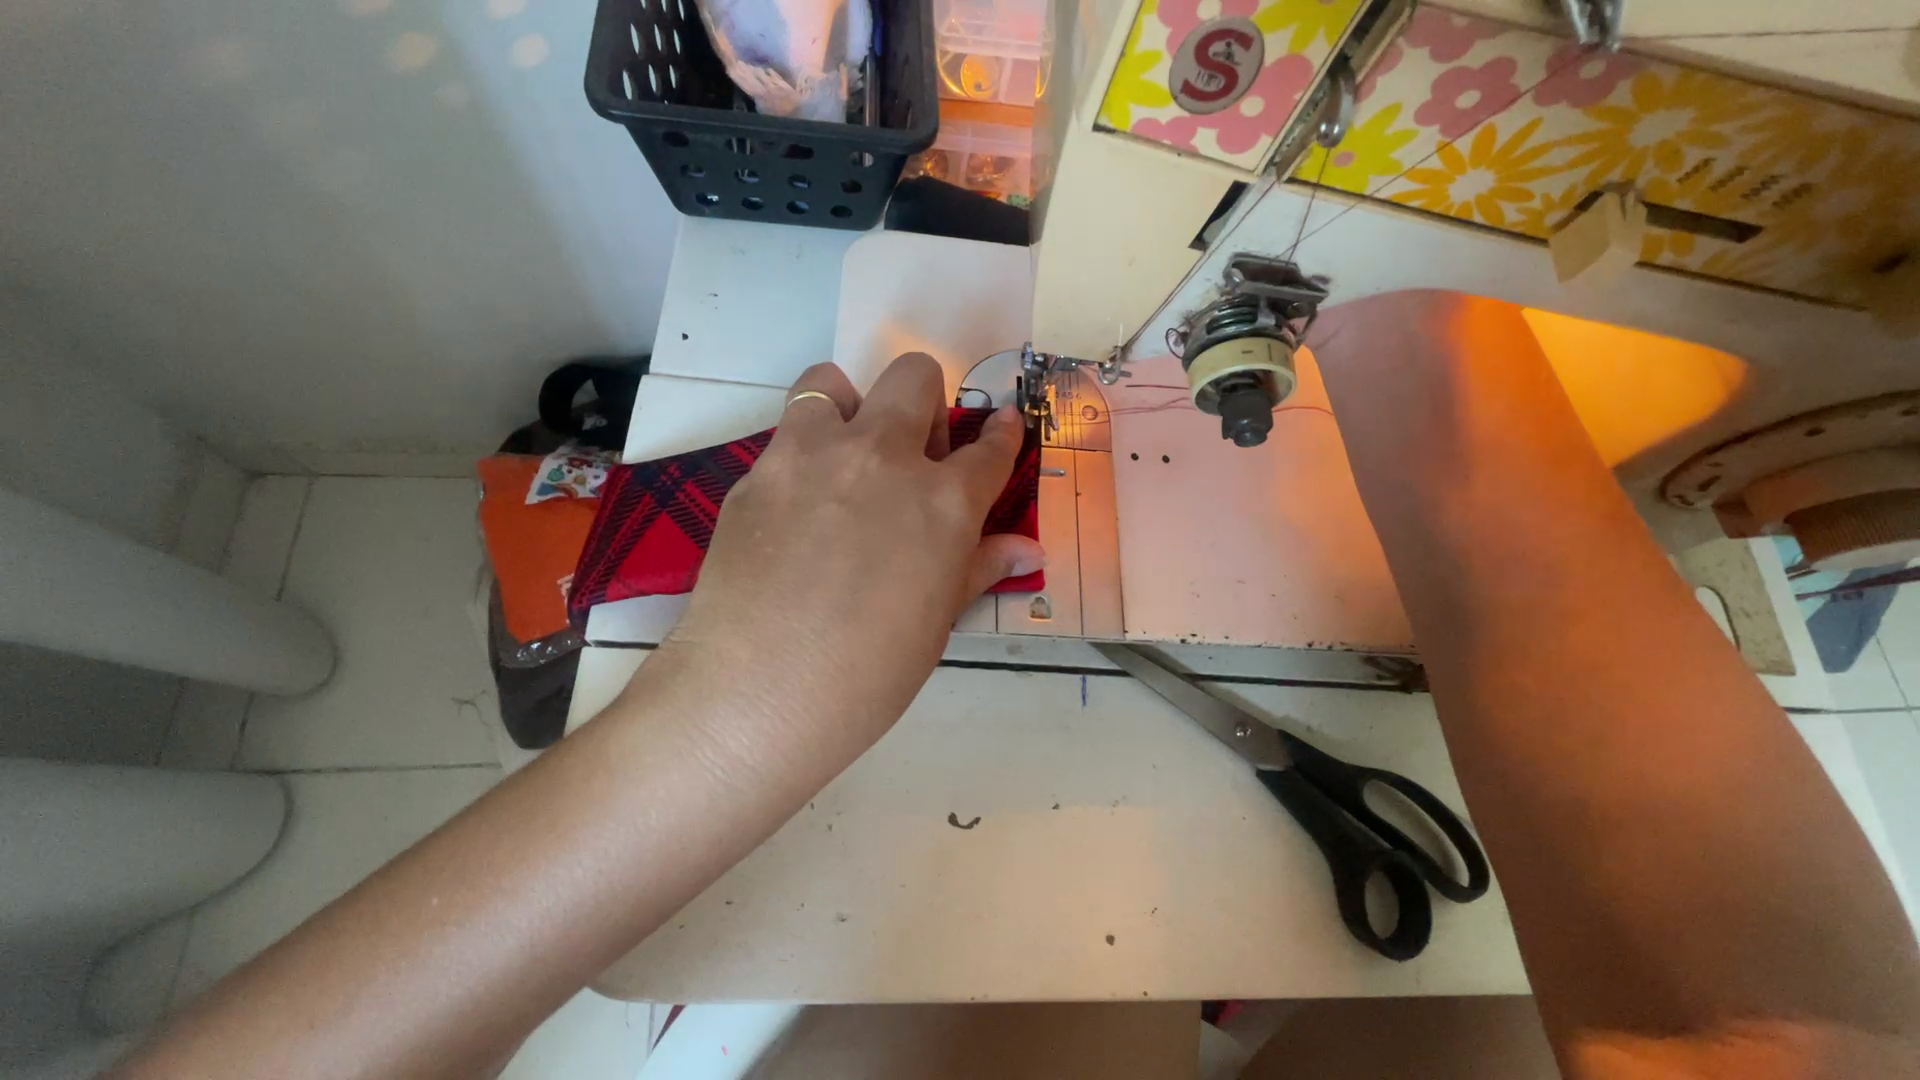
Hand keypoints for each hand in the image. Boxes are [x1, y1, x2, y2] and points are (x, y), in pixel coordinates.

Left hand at [664, 354, 1045, 748]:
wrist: (763, 685)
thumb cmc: (870, 670)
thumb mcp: (937, 621)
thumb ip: (979, 568)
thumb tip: (1029, 550)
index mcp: (945, 502)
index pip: (990, 449)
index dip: (1003, 434)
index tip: (1003, 426)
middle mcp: (884, 457)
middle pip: (915, 378)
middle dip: (926, 401)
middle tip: (913, 453)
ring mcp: (815, 454)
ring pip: (833, 381)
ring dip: (849, 407)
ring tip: (843, 456)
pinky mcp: (760, 469)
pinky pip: (786, 433)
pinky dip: (801, 452)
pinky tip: (795, 506)